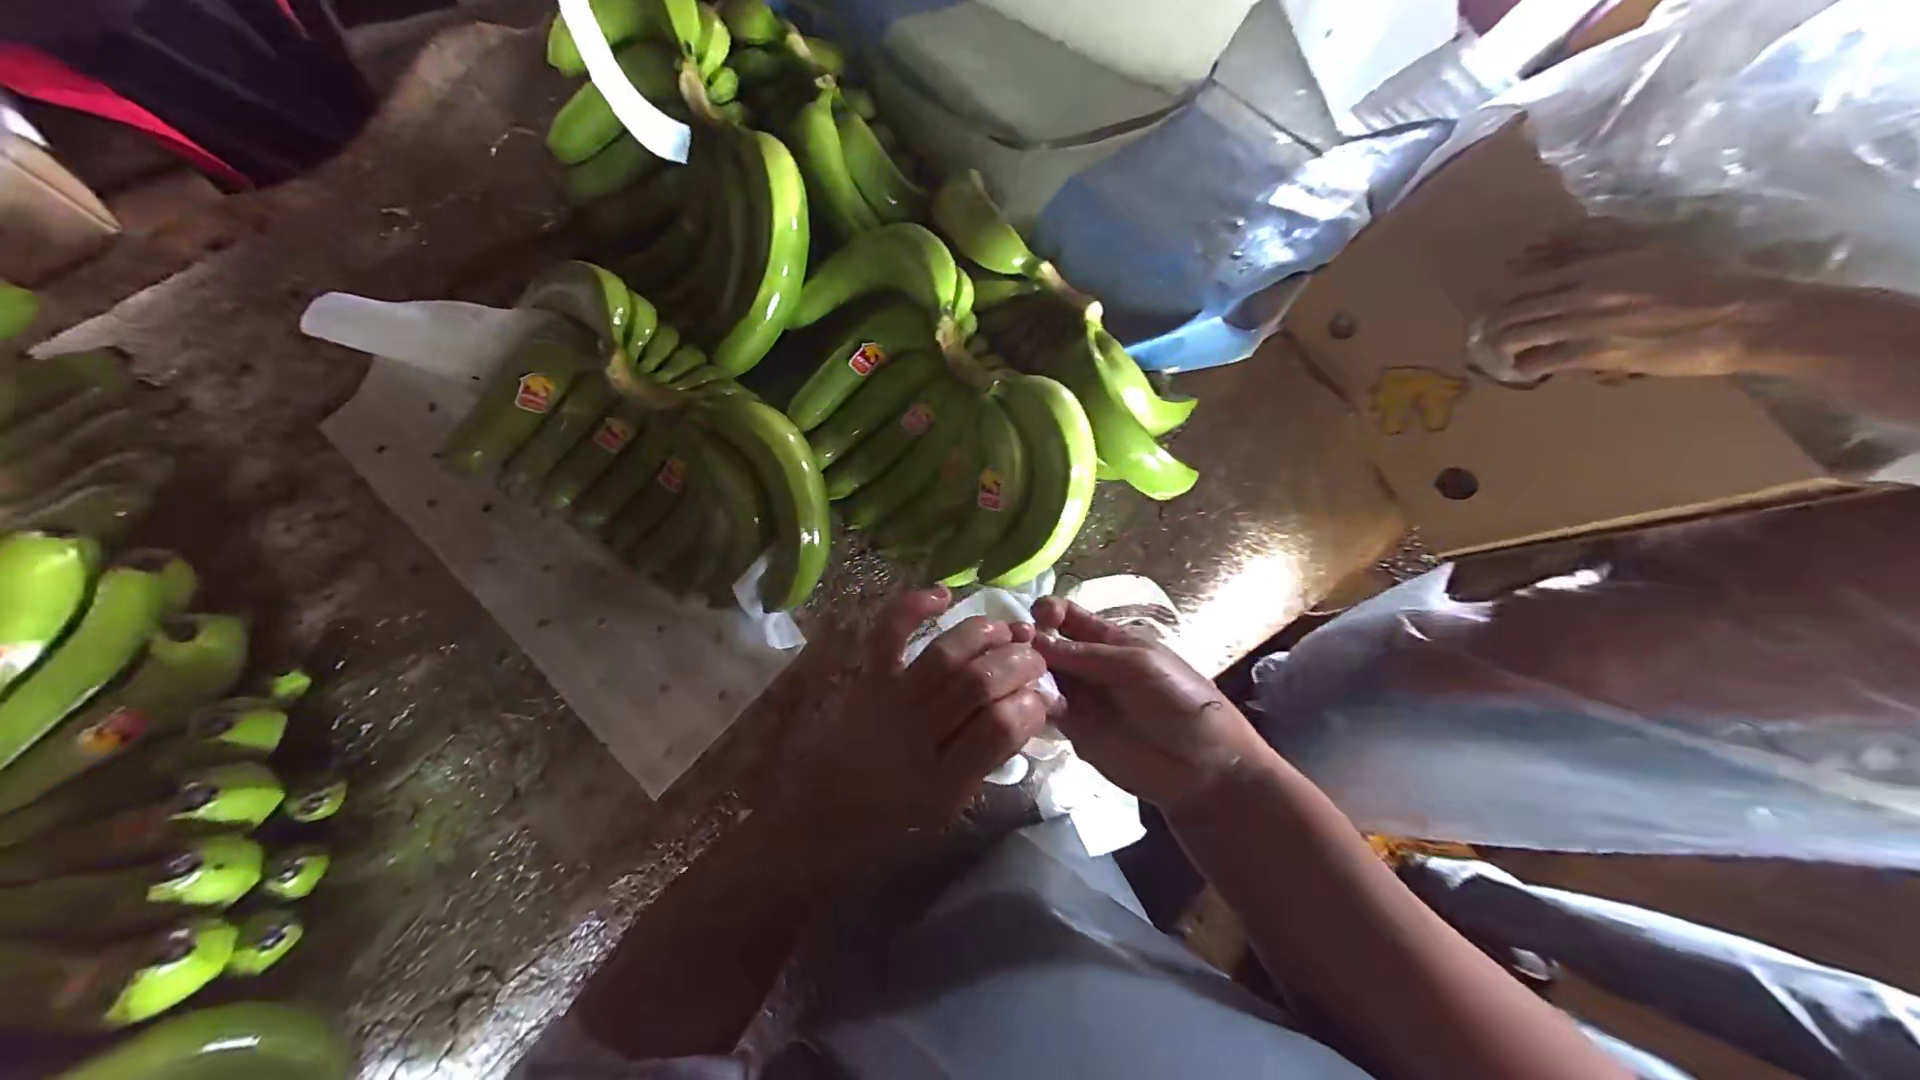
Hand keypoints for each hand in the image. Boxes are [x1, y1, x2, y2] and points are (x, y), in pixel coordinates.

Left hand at [781, 587, 1050, 835]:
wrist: (825, 804)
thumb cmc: (896, 808)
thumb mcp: (951, 801)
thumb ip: (990, 756)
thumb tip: (1032, 706)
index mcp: (942, 783)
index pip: (1000, 729)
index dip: (1032, 705)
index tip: (1043, 696)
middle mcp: (916, 737)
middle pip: (977, 684)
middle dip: (1019, 663)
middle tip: (1035, 658)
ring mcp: (889, 701)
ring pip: (946, 654)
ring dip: (985, 635)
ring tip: (1008, 632)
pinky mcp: (868, 677)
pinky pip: (890, 632)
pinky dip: (914, 605)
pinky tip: (944, 594)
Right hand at [1031, 598, 1272, 812]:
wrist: (1204, 768)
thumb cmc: (1181, 701)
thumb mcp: (1138, 665)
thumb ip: (1086, 654)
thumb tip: (1031, 641)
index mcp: (1106, 638)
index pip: (1065, 616)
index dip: (1045, 612)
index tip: (1031, 620)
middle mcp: (1085, 664)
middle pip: (1044, 646)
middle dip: (1025, 646)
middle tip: (1007, 657)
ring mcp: (1077, 698)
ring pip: (1037, 679)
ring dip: (1023, 678)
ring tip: (1011, 684)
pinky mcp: (1072, 730)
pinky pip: (1042, 712)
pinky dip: (1028, 707)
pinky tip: (1019, 708)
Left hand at [1486, 237, 1794, 378]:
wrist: (1749, 318)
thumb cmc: (1708, 284)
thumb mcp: (1654, 254)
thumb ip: (1605, 250)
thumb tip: (1555, 252)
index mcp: (1601, 263)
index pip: (1527, 277)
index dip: (1501, 295)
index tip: (1492, 306)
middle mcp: (1586, 289)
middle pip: (1511, 308)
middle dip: (1492, 324)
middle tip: (1486, 336)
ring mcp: (1587, 322)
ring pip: (1516, 335)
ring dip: (1502, 347)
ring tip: (1504, 354)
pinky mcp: (1594, 353)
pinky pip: (1540, 361)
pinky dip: (1526, 368)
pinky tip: (1527, 371)